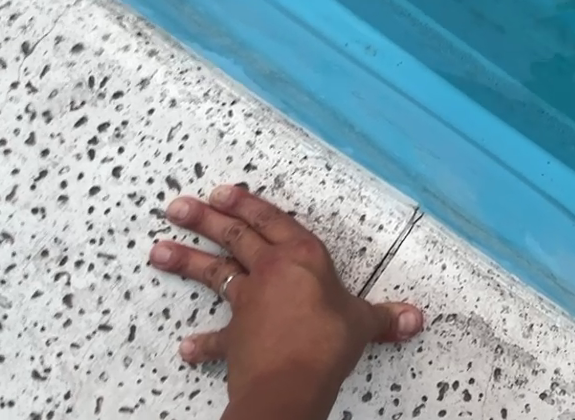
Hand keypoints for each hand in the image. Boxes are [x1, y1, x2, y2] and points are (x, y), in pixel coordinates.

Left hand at [147, 184, 423, 419]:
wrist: (291, 384)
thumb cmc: (330, 341)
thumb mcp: (364, 323)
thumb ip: (387, 318)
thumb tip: (417, 319)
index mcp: (303, 256)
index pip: (273, 219)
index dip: (249, 203)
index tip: (222, 190)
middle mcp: (272, 270)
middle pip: (236, 237)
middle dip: (206, 219)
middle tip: (177, 206)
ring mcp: (249, 302)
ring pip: (214, 273)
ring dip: (185, 260)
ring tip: (157, 249)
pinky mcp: (234, 337)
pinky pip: (216, 337)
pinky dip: (202, 343)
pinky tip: (185, 347)